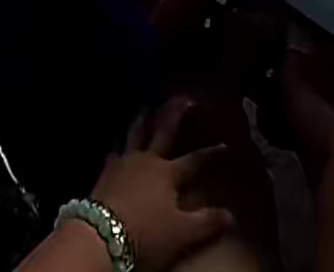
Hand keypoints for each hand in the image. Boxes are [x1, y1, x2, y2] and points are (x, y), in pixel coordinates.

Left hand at [90, 97, 233, 270]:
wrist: (102, 236)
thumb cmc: (146, 234)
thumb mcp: (182, 232)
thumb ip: (206, 221)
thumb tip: (231, 215)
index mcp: (168, 173)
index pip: (194, 161)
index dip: (209, 153)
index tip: (223, 144)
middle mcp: (147, 161)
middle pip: (164, 133)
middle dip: (175, 115)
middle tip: (182, 97)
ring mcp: (124, 163)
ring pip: (135, 136)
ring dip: (142, 122)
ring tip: (145, 108)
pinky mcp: (106, 173)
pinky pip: (113, 154)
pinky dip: (116, 148)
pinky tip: (115, 147)